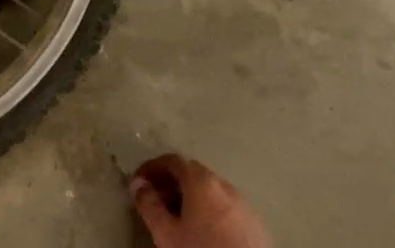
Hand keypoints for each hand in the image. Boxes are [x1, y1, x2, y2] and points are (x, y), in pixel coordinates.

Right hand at [129, 154, 270, 247]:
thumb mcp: (167, 233)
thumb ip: (149, 204)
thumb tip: (138, 184)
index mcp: (201, 181)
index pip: (172, 160)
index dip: (152, 168)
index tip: (139, 183)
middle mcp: (224, 185)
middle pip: (192, 174)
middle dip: (171, 183)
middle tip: (156, 202)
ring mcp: (243, 204)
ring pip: (211, 191)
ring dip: (191, 198)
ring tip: (179, 220)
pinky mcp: (256, 225)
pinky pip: (226, 208)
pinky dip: (210, 211)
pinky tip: (205, 232)